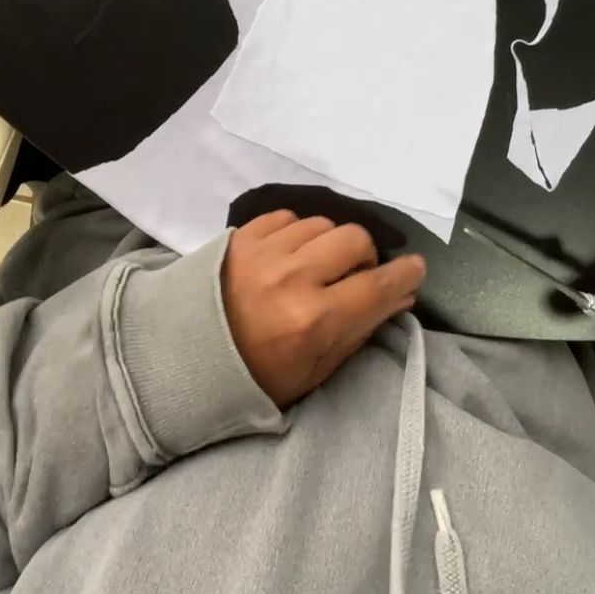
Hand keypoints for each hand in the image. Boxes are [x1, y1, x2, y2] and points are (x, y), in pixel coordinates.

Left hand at [223, 211, 427, 407]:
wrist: (180, 358)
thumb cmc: (253, 376)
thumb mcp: (313, 371)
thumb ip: (359, 331)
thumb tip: (399, 297)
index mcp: (315, 320)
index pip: (378, 285)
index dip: (405, 274)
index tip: (414, 269)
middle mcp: (294, 278)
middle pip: (355, 239)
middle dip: (364, 257)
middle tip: (353, 275)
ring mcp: (264, 251)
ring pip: (322, 224)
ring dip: (328, 243)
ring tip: (315, 265)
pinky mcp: (240, 236)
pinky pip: (287, 217)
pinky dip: (296, 233)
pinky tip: (288, 253)